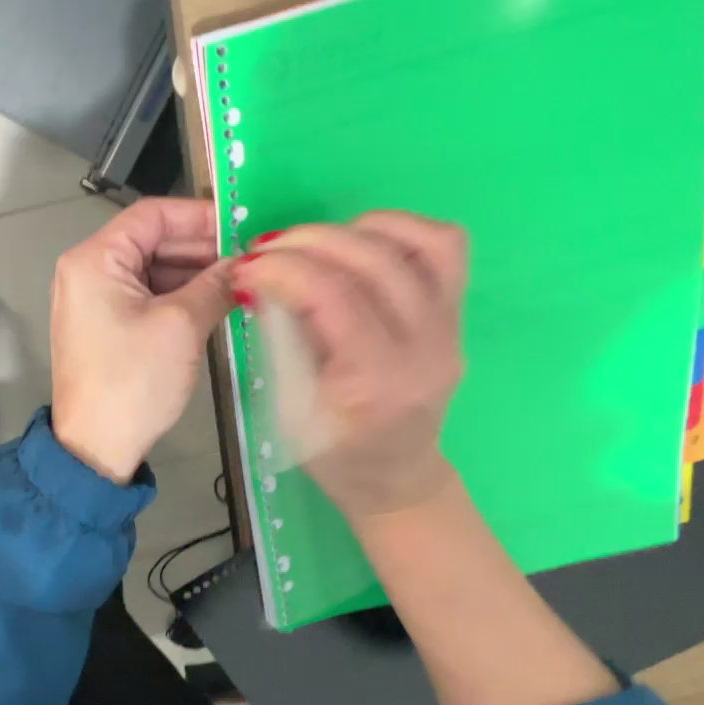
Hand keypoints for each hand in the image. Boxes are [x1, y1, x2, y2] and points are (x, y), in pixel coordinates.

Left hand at [50, 198, 234, 481]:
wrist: (96, 446)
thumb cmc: (134, 380)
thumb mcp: (181, 325)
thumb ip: (216, 284)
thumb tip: (246, 263)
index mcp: (94, 259)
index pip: (152, 214)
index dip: (199, 216)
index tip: (242, 227)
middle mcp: (86, 270)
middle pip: (151, 240)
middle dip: (200, 247)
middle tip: (250, 257)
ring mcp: (93, 299)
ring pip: (151, 269)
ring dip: (193, 272)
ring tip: (241, 280)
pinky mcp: (104, 325)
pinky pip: (145, 295)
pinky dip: (178, 295)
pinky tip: (216, 301)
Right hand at [233, 212, 466, 520]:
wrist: (396, 477)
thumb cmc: (333, 456)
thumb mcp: (289, 410)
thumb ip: (281, 341)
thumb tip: (262, 280)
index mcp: (374, 380)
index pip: (333, 295)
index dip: (283, 268)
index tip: (246, 266)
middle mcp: (422, 346)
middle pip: (374, 259)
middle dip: (309, 240)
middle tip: (268, 247)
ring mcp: (449, 327)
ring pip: (419, 242)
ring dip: (356, 227)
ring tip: (314, 242)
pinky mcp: (457, 315)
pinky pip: (444, 248)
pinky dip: (400, 230)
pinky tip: (359, 241)